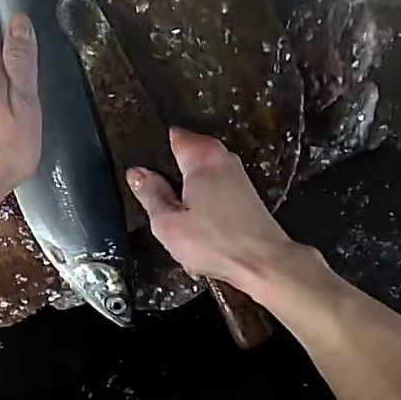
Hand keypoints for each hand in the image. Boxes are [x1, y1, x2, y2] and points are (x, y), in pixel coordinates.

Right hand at [127, 129, 308, 295]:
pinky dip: (205, 210)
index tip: (146, 177)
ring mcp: (238, 176)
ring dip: (189, 198)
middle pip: (187, 158)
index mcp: (202, 156)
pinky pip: (215, 195)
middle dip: (172, 180)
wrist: (263, 263)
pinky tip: (202, 234)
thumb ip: (150, 194)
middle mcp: (223, 158)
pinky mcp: (246, 196)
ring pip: (201, 180)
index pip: (173, 137)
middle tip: (163, 209)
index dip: (156, 155)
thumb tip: (137, 174)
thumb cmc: (217, 243)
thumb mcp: (168, 223)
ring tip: (184, 226)